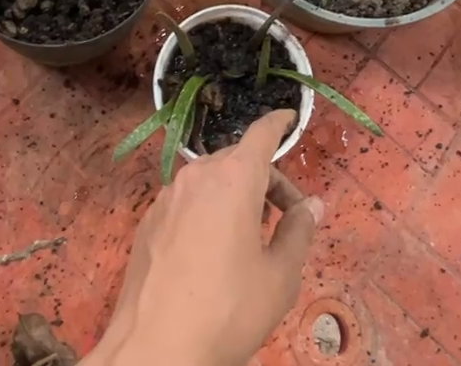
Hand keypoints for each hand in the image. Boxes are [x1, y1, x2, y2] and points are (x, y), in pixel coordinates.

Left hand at [85, 110, 323, 365]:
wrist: (154, 349)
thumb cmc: (228, 310)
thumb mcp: (279, 277)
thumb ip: (298, 232)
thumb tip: (312, 205)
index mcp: (234, 178)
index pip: (261, 134)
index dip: (279, 123)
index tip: (289, 117)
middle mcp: (197, 174)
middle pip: (238, 161)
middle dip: (265, 180)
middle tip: (286, 219)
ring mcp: (167, 196)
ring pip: (211, 181)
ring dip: (235, 196)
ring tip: (250, 239)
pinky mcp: (148, 220)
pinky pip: (187, 202)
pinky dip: (207, 211)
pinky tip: (212, 253)